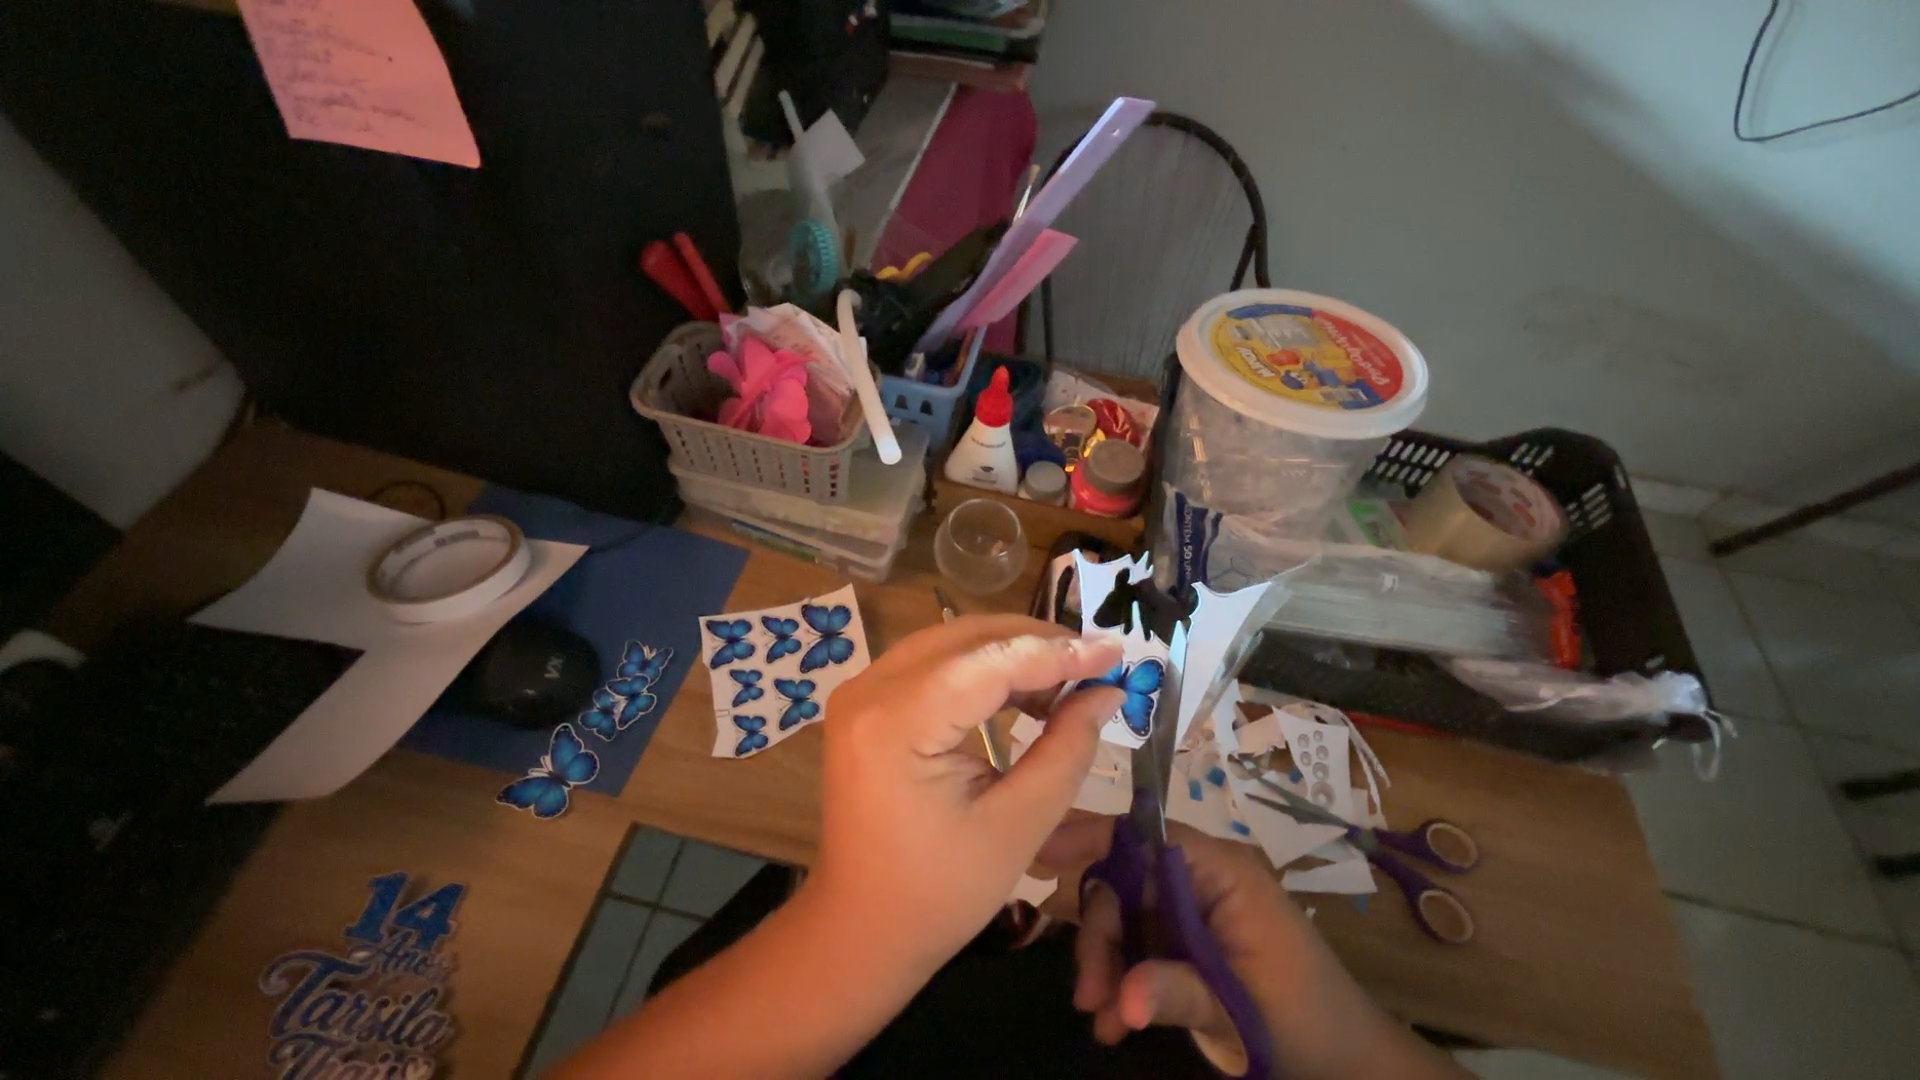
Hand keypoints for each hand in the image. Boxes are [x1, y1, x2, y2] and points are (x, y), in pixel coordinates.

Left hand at [806, 615, 1125, 971]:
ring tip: (1069, 681)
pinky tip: (1024, 693)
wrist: (863, 927)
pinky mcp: (867, 703)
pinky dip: (982, 669)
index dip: (1057, 653)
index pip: (988, 664)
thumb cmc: (940, 892)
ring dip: (1012, 653)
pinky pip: (933, 664)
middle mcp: (868, 692)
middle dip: (1037, 644)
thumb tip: (1106, 692)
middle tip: (1098, 663)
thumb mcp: (1017, 825)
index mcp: (895, 725)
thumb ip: (1066, 750)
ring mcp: (860, 693)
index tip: (1116, 651)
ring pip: (951, 644)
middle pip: (966, 640)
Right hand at [1041, 817, 1466, 1079]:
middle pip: (1125, 878)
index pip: (1144, 835)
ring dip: (1107, 963)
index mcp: (1223, 872)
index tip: (1040, 851)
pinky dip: (1122, 976)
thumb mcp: (1241, 1011)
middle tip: (1087, 994)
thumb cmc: (1305, 1024)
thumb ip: (1180, 994)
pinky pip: (1139, 940)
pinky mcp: (1187, 937)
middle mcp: (1203, 877)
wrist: (1348, 1064)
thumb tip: (1121, 999)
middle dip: (1100, 934)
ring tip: (1102, 1019)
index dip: (1090, 835)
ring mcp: (1193, 906)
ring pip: (1124, 912)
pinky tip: (1115, 1020)